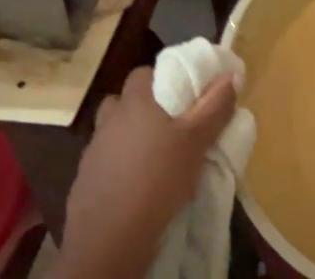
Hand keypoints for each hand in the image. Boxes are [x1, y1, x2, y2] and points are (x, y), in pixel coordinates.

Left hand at [55, 65, 236, 278]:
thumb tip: (231, 74)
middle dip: (141, 107)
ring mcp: (92, 153)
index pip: (142, 74)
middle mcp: (109, 121)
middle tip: (167, 124)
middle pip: (121, 101)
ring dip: (127, 137)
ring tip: (151, 156)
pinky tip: (134, 184)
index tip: (180, 92)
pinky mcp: (83, 183)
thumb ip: (215, 106)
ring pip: (110, 132)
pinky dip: (117, 167)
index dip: (160, 78)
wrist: (109, 239)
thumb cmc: (158, 179)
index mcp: (135, 104)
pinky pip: (102, 164)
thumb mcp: (197, 141)